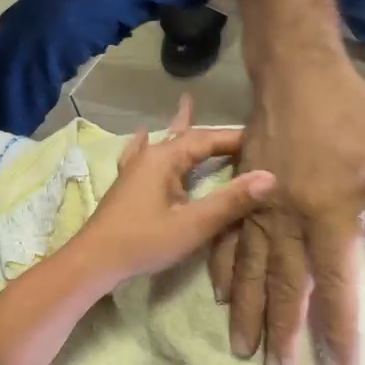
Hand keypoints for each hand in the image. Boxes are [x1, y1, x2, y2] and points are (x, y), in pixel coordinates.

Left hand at [67, 96, 276, 282]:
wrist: (95, 260)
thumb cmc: (144, 240)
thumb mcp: (193, 224)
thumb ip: (230, 201)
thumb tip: (269, 176)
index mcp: (164, 158)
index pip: (208, 139)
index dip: (236, 139)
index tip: (265, 140)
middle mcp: (149, 155)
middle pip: (187, 138)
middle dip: (213, 134)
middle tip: (240, 128)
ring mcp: (135, 169)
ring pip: (165, 142)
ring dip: (181, 129)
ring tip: (188, 105)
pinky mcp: (127, 184)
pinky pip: (144, 154)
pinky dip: (151, 143)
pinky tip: (142, 135)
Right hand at [212, 58, 364, 364]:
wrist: (295, 73)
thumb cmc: (349, 114)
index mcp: (326, 212)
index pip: (334, 284)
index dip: (338, 327)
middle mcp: (283, 217)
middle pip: (282, 284)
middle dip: (282, 331)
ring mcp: (253, 205)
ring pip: (247, 269)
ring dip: (246, 310)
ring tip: (243, 347)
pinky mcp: (237, 190)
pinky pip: (224, 238)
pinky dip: (221, 269)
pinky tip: (220, 291)